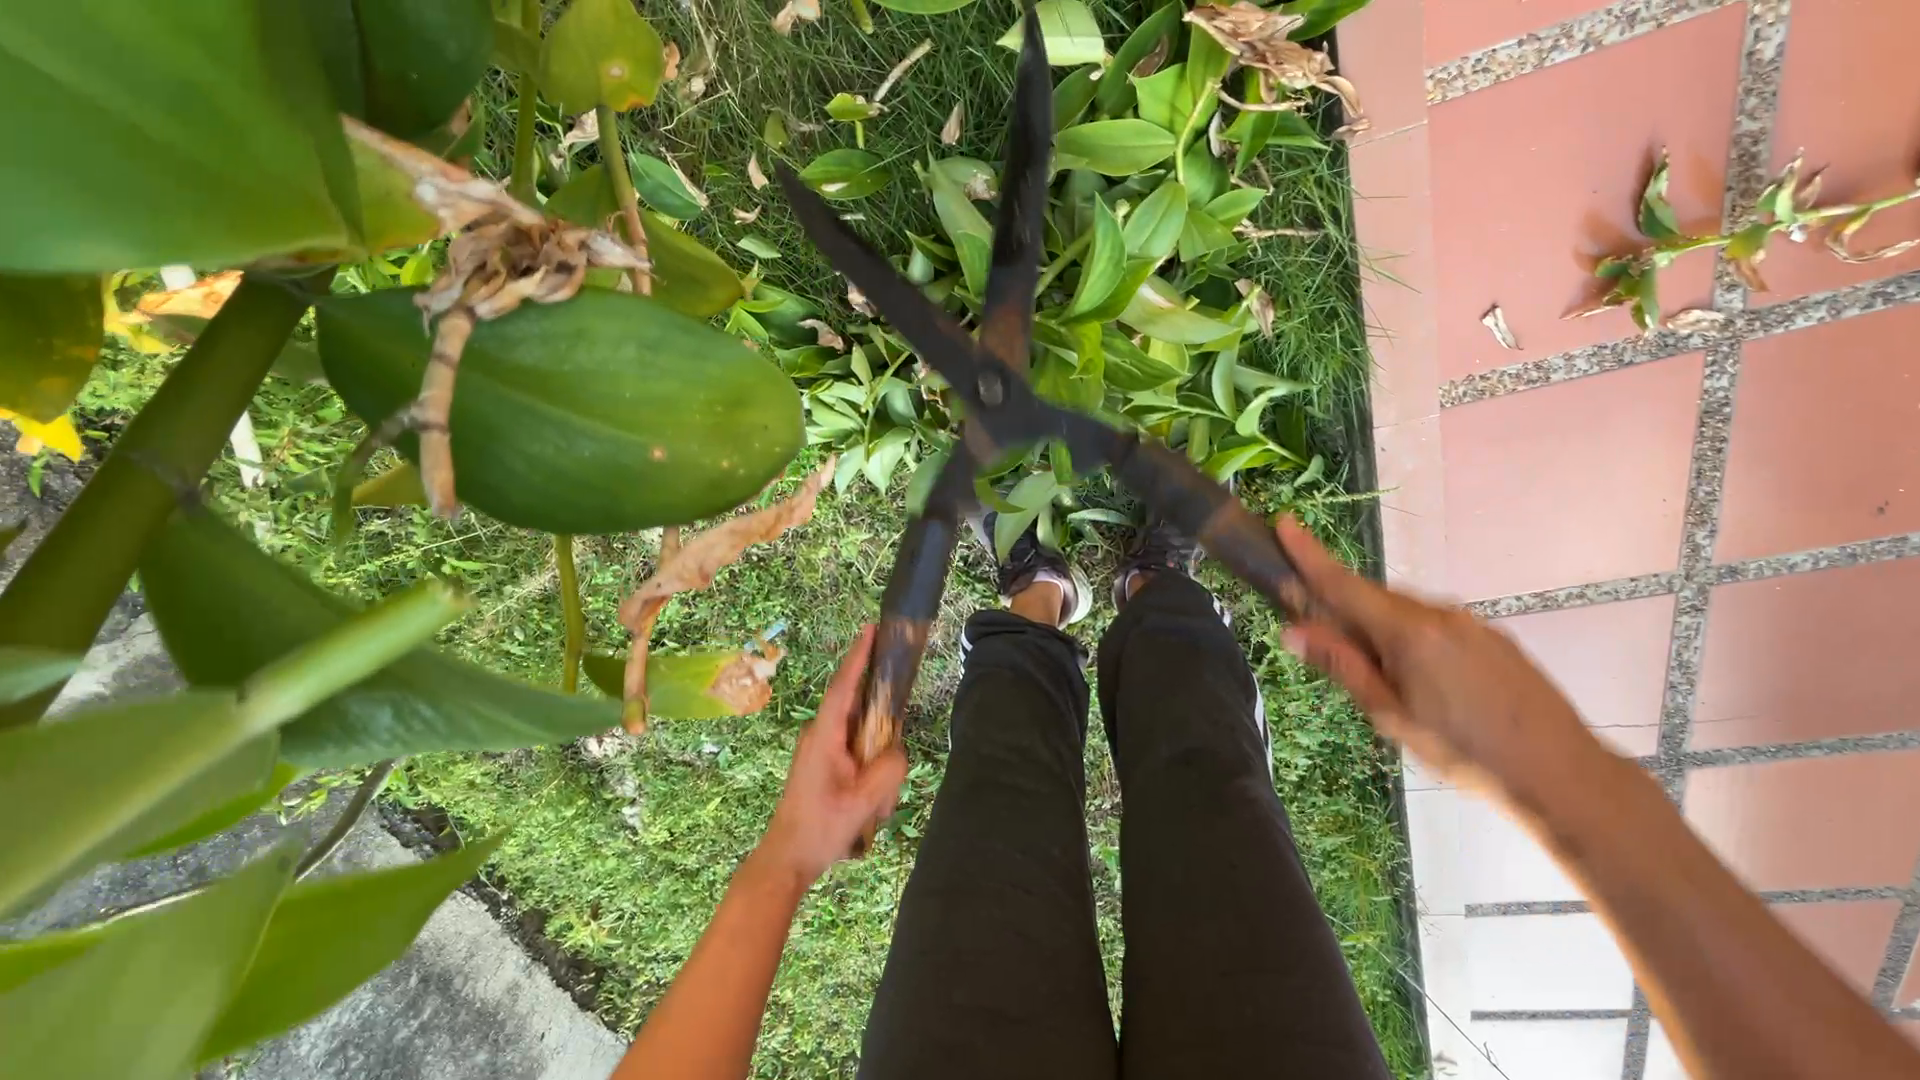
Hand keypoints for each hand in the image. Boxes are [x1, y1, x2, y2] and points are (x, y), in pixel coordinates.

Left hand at [756, 627, 908, 885]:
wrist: (787, 858)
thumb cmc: (821, 827)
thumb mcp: (864, 800)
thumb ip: (889, 766)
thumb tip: (896, 749)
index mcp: (824, 735)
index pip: (844, 686)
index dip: (858, 656)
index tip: (870, 628)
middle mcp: (820, 734)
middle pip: (860, 712)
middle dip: (882, 732)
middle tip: (888, 765)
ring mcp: (821, 749)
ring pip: (862, 738)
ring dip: (876, 768)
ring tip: (875, 807)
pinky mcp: (826, 764)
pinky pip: (857, 755)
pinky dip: (870, 774)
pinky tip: (872, 807)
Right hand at [1272, 517, 1608, 811]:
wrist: (1562, 774)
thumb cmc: (1464, 752)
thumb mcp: (1390, 715)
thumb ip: (1343, 667)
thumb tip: (1294, 630)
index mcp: (1408, 632)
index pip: (1344, 585)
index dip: (1310, 556)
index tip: (1285, 523)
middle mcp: (1440, 614)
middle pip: (1374, 600)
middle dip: (1344, 612)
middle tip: (1327, 649)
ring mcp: (1472, 624)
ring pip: (1407, 615)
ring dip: (1380, 632)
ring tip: (1385, 683)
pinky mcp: (1495, 639)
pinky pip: (1436, 628)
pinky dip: (1412, 641)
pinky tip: (1425, 684)